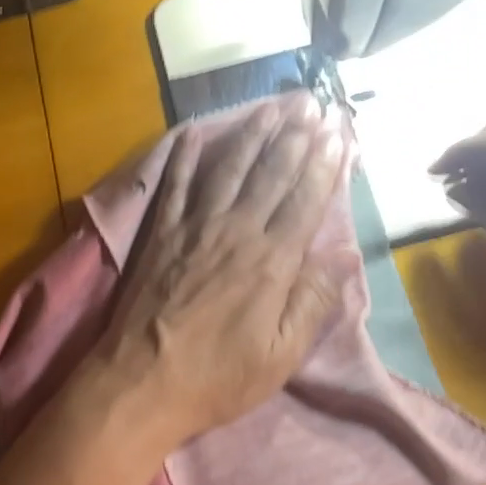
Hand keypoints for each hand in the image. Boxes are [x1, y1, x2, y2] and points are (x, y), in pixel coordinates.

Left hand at [90, 93, 352, 447]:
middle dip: (295, 137)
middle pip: (272, 174)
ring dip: (252, 134)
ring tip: (270, 107)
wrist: (142, 380)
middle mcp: (237, 231)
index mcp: (272, 261)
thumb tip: (343, 256)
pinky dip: (186, 155)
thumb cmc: (218, 376)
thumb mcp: (281, 354)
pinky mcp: (162, 231)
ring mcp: (195, 226)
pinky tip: (196, 131)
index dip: (325, 165)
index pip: (306, 201)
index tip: (338, 133)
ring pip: (230, 169)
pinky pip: (176, 183)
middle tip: (311, 104)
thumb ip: (312, 301)